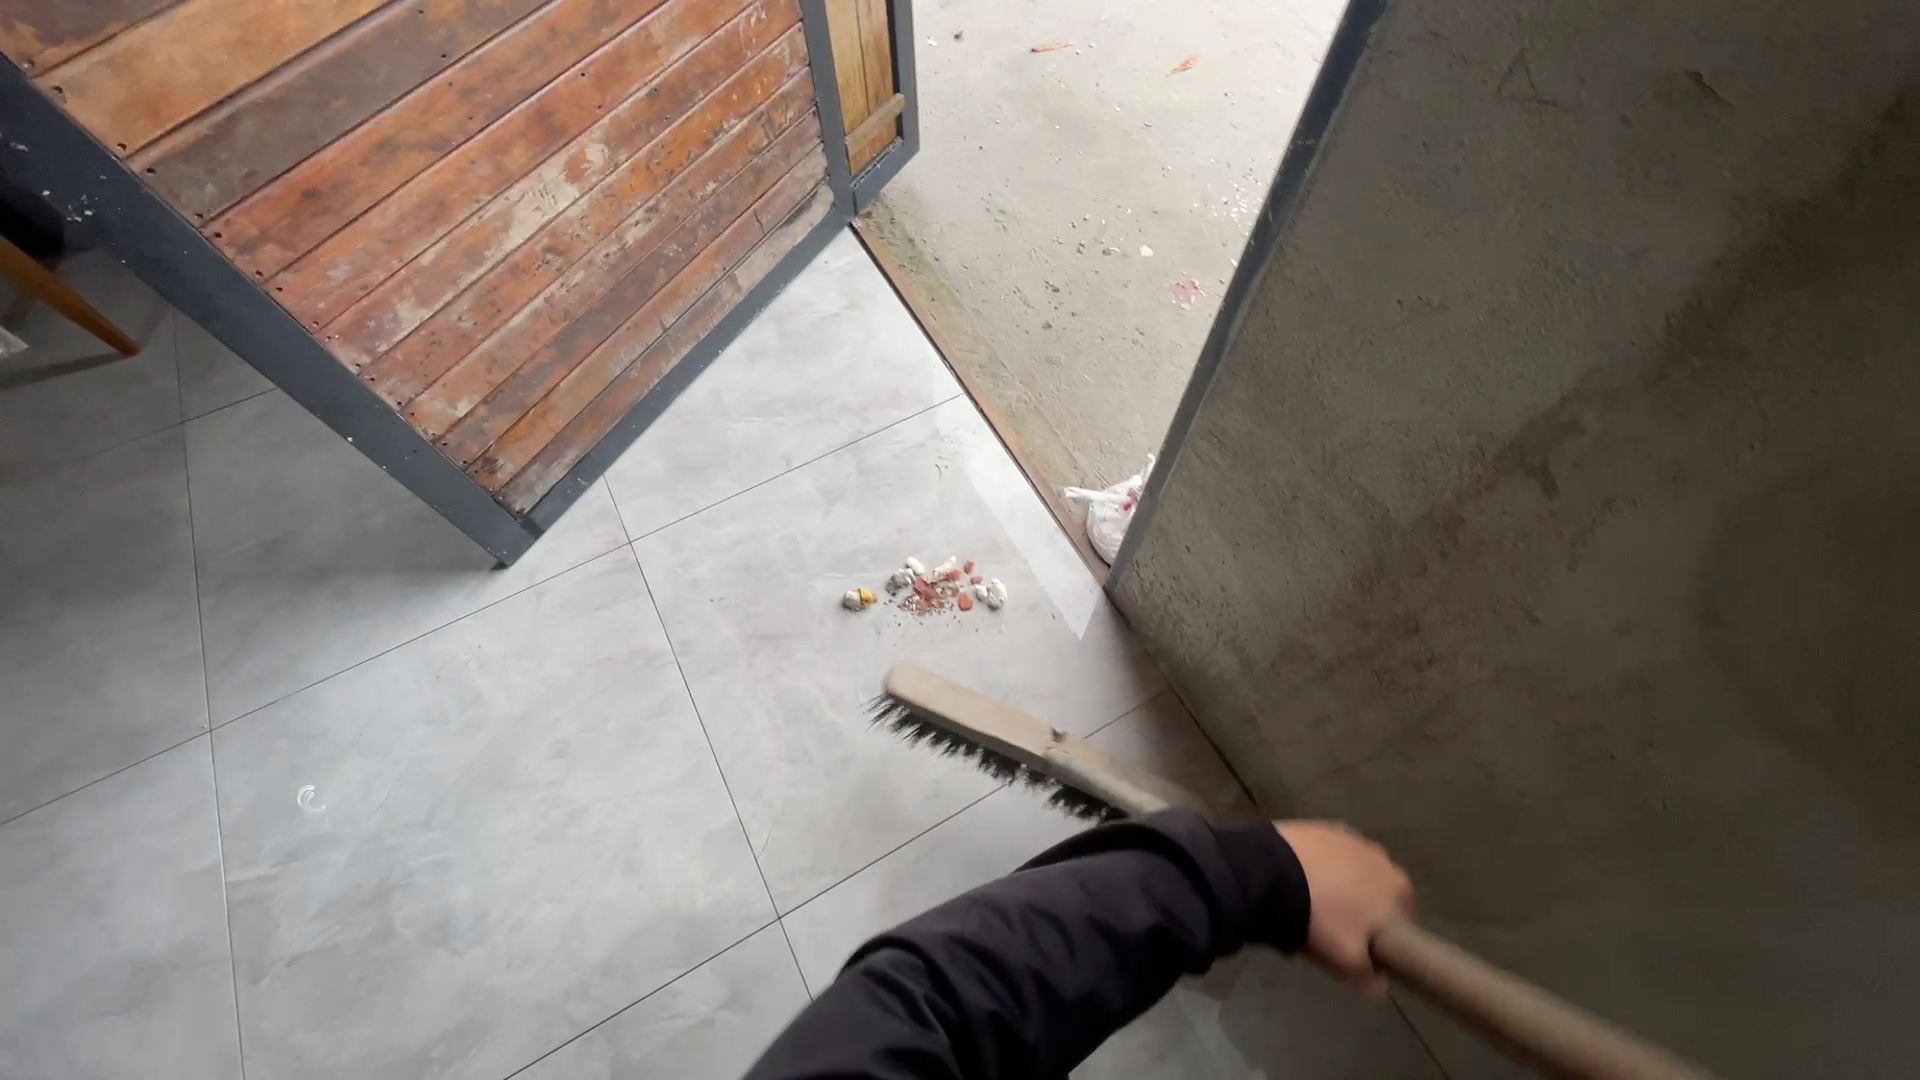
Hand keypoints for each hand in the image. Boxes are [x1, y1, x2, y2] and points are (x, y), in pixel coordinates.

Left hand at [1275, 821, 1412, 997]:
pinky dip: (1316, 863)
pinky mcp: (1315, 825)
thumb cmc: (1321, 919)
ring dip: (1338, 881)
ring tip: (1311, 899)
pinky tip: (1298, 876)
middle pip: (1375, 889)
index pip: (1403, 918)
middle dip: (1361, 905)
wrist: (1270, 874)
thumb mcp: (1349, 962)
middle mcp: (1379, 856)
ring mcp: (1345, 836)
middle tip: (1334, 924)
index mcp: (1398, 887)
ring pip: (1349, 868)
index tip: (1364, 945)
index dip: (1384, 934)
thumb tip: (1378, 985)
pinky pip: (1323, 851)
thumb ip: (1371, 978)